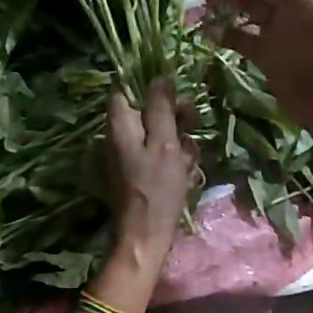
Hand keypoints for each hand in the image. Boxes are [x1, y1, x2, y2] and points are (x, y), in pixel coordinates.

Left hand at [106, 78, 196, 268]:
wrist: (145, 236)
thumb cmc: (157, 189)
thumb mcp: (165, 144)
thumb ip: (162, 109)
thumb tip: (161, 77)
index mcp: (120, 124)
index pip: (126, 87)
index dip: (150, 84)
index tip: (176, 92)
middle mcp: (119, 135)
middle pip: (148, 110)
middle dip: (175, 117)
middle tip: (193, 127)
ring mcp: (128, 154)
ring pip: (160, 133)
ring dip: (180, 143)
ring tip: (189, 164)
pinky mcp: (139, 171)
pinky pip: (161, 154)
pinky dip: (175, 161)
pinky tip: (186, 176)